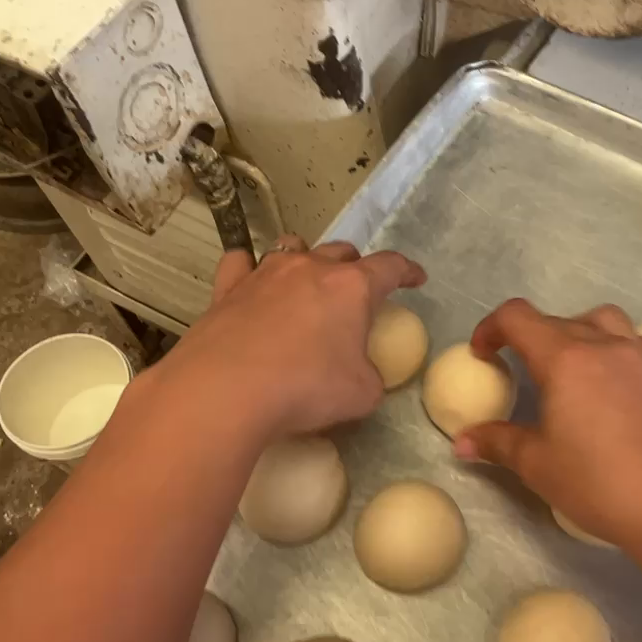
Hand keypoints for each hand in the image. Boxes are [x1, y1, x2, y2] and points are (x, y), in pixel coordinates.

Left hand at [152, 236, 425, 440]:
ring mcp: (266, 273)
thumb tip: (362, 374)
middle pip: (342, 252)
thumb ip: (370, 377)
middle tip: (358, 289)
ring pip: (293, 246)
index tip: (416, 278)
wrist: (225, 391)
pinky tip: (250, 284)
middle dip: (356, 266)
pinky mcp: (227, 288)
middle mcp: (311, 268)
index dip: (407, 271)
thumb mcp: (362, 394)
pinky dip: (249, 269)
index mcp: (352, 287)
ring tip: (307, 280)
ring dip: (307, 259)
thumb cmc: (305, 388)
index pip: (390, 266)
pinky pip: (240, 263)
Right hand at [453, 299, 641, 548]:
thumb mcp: (537, 465)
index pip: (517, 318)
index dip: (491, 328)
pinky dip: (624, 347)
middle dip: (530, 337)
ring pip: (604, 320)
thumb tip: (462, 441)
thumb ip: (498, 443)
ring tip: (570, 364)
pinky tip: (620, 375)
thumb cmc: (598, 483)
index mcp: (564, 358)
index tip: (482, 355)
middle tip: (519, 372)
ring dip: (578, 331)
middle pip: (557, 320)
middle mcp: (604, 345)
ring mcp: (641, 357)